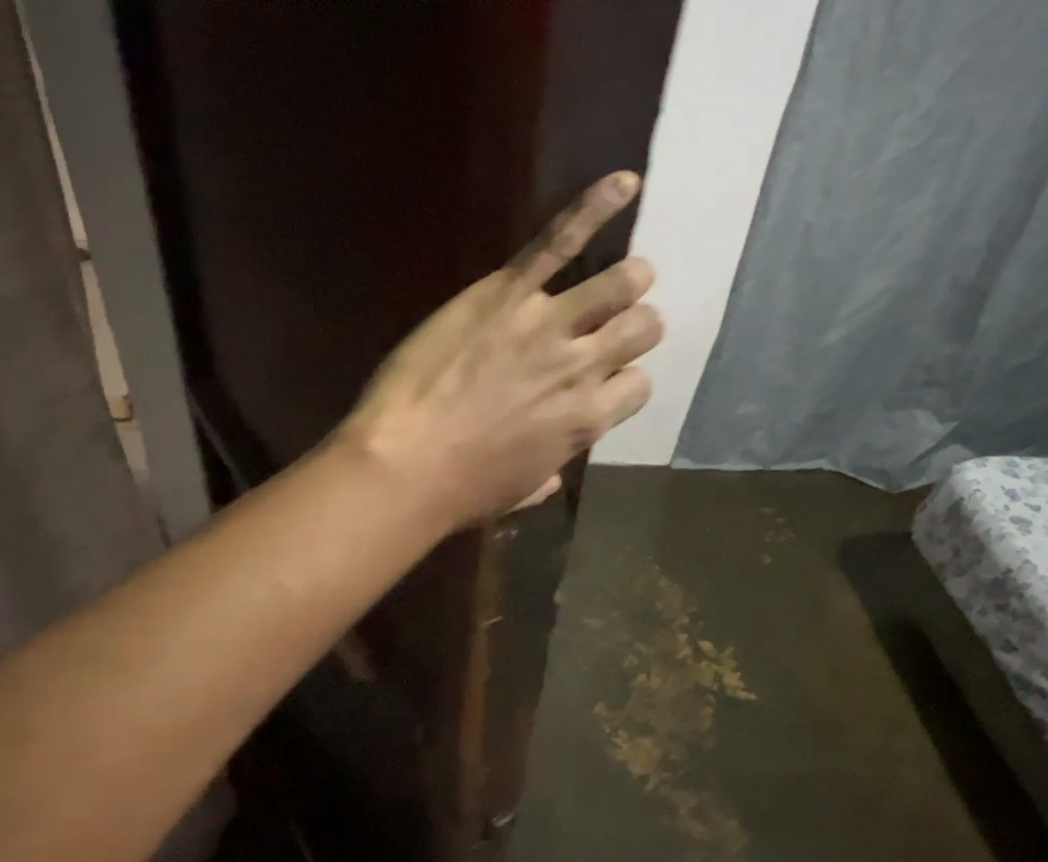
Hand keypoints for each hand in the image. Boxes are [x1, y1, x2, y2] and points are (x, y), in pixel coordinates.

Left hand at [338, 172, 662, 528]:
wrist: (406, 463)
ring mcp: (549, 325)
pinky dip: (595, 207)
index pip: (638, 385)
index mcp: (585, 422)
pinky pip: (561, 241)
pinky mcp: (507, 294)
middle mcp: (582, 369)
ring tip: (622, 275)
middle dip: (635, 324)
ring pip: (618, 285)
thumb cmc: (455, 490)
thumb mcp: (512, 493)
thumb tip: (554, 478)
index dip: (625, 378)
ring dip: (626, 279)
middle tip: (617, 319)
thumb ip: (543, 478)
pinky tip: (622, 183)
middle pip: (641, 330)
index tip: (605, 378)